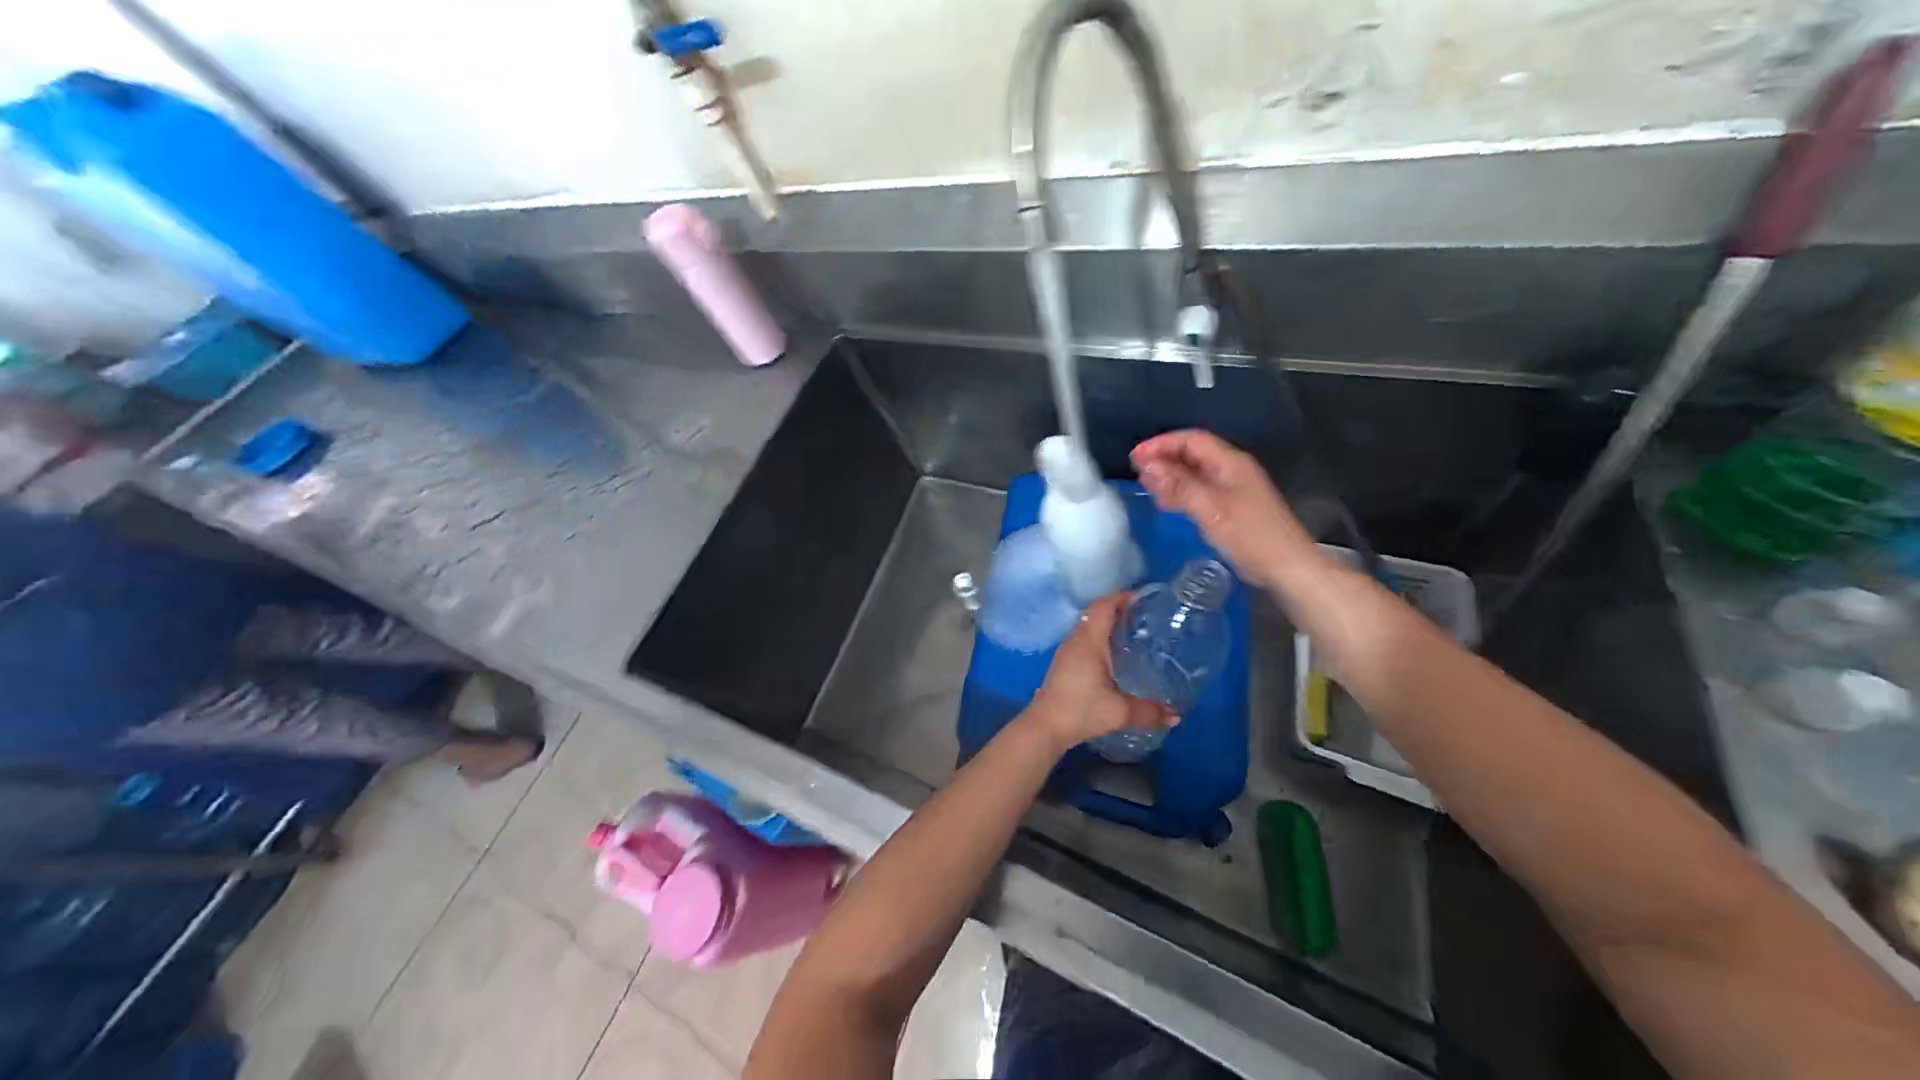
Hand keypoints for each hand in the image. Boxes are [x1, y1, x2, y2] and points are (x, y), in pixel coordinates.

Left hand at [1022, 592, 1175, 751]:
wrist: (1045, 727)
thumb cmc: (1081, 710)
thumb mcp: (1119, 712)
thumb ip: (1149, 711)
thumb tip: (1176, 715)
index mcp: (1089, 642)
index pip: (1103, 606)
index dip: (1121, 597)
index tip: (1143, 598)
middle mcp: (1075, 640)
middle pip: (1095, 613)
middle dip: (1118, 609)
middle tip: (1143, 615)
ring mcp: (1066, 652)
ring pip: (1087, 627)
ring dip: (1106, 624)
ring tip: (1132, 632)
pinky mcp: (1062, 664)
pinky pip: (1082, 640)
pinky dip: (1098, 638)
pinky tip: (1112, 655)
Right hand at [1131, 429, 1315, 586]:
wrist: (1288, 568)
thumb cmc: (1252, 537)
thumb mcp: (1211, 509)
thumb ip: (1179, 486)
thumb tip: (1148, 467)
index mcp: (1231, 463)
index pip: (1191, 440)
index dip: (1161, 444)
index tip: (1135, 457)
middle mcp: (1233, 470)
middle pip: (1193, 453)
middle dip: (1164, 458)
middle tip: (1137, 471)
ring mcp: (1234, 489)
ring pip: (1196, 473)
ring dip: (1171, 476)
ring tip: (1147, 486)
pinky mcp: (1233, 508)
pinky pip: (1201, 490)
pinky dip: (1181, 492)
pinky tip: (1168, 503)